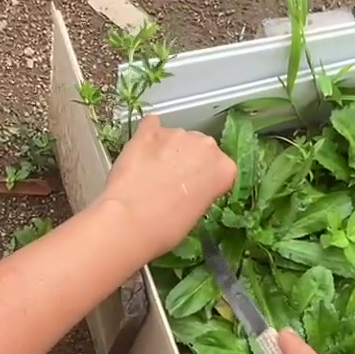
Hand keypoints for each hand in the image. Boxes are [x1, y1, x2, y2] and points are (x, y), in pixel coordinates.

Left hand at [97, 115, 236, 258]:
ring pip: (176, 138)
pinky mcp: (148, 130)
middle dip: (188, 160)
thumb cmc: (167, 227)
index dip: (205, 179)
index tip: (193, 189)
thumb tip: (187, 186)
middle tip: (170, 182)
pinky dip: (148, 136)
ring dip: (167, 150)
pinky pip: (152, 126)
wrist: (130, 221)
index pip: (220, 167)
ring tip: (151, 173)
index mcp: (225, 168)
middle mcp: (205, 145)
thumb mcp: (196, 213)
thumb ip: (200, 190)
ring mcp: (176, 134)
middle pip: (200, 148)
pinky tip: (141, 152)